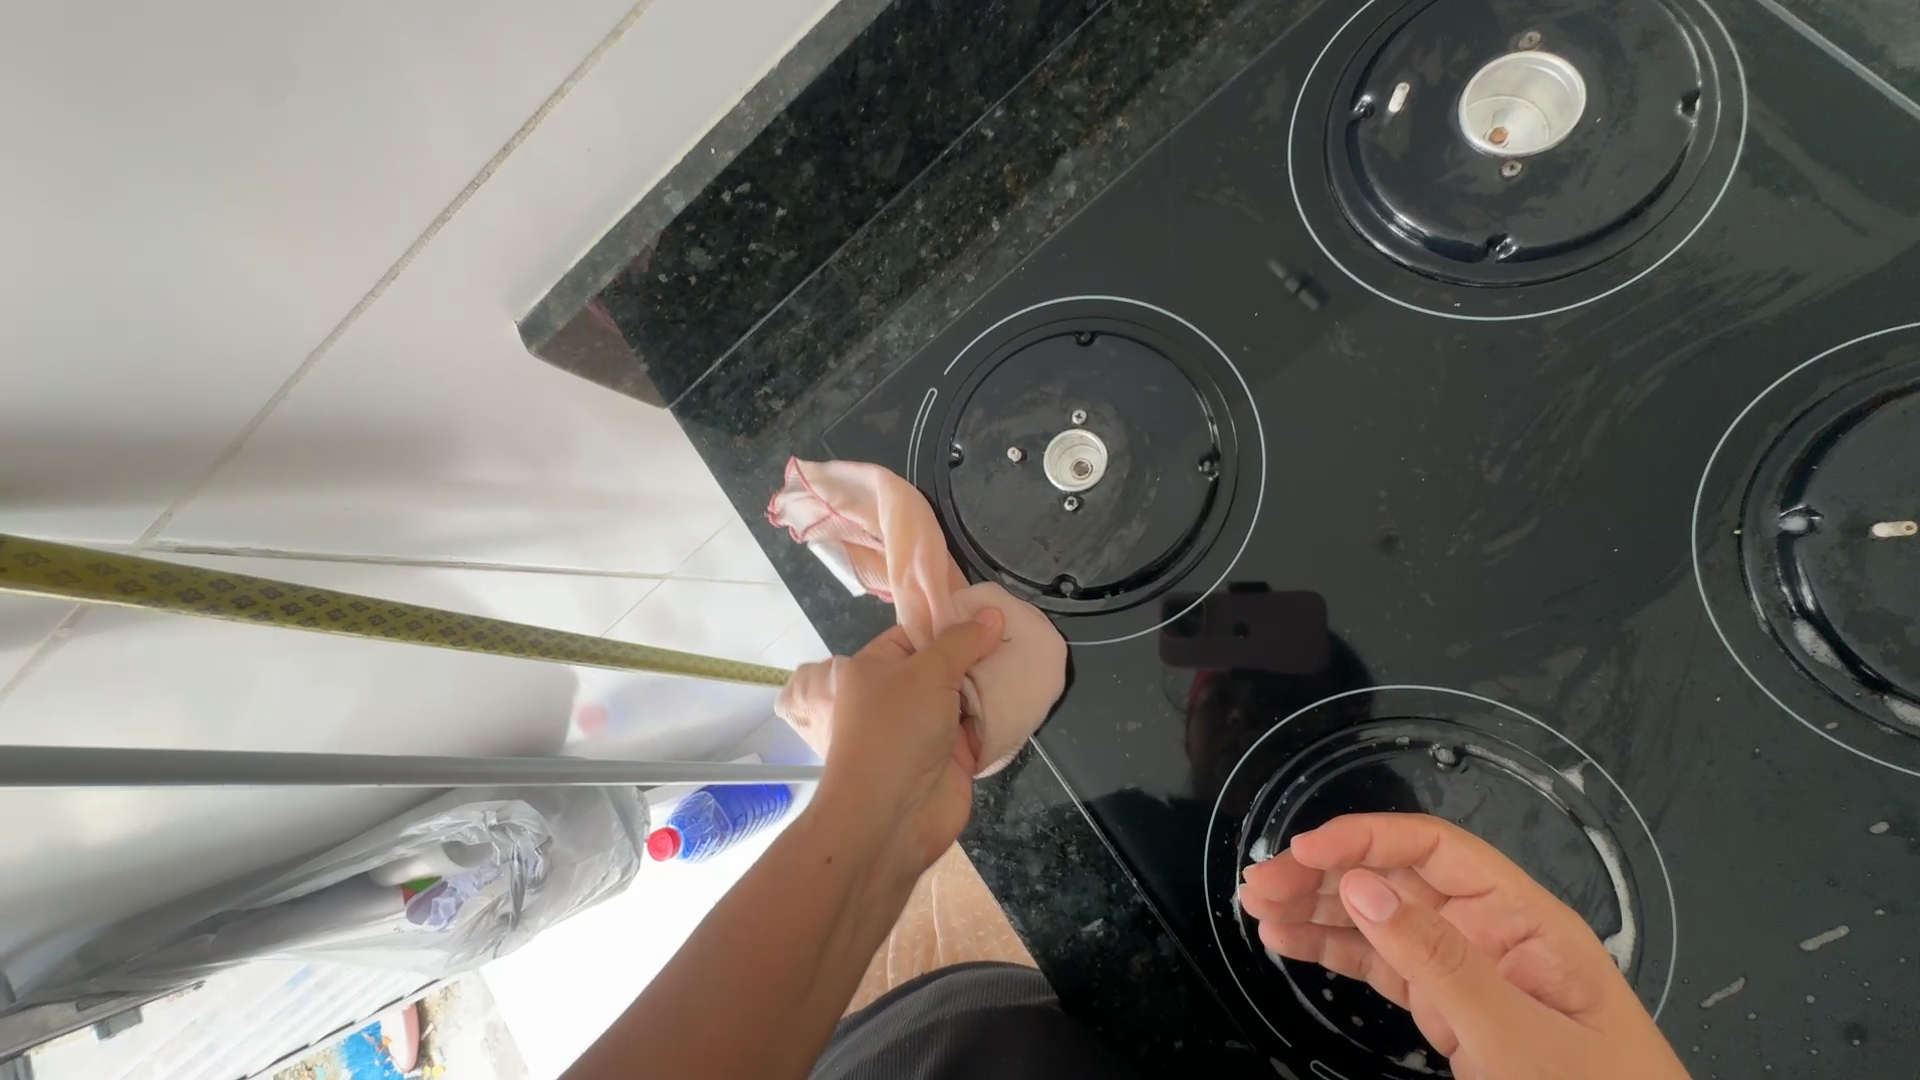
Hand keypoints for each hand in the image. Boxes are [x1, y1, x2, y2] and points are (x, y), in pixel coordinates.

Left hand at [811, 608, 1005, 875]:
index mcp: (877, 666)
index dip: (950, 619)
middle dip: (979, 650)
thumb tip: (992, 613)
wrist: (890, 818)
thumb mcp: (927, 671)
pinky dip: (1001, 714)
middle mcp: (899, 694)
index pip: (915, 632)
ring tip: (1031, 655)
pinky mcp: (952, 756)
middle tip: (1020, 630)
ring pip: (966, 695)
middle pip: (946, 662)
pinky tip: (1029, 694)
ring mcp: (927, 727)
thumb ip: (962, 641)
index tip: (990, 608)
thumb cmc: (896, 730)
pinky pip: (981, 726)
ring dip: (993, 682)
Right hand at [1240, 813, 1688, 1079]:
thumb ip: (1441, 961)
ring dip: (1311, 907)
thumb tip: (1362, 887)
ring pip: (1371, 915)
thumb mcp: (1523, 1041)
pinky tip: (1287, 941)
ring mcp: (1458, 965)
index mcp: (1521, 917)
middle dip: (1321, 874)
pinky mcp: (1440, 1002)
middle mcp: (1483, 928)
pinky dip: (1327, 948)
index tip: (1304, 851)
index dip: (1363, 838)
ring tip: (1258, 907)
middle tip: (1260, 885)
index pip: (1431, 847)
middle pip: (1389, 876)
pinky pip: (1374, 960)